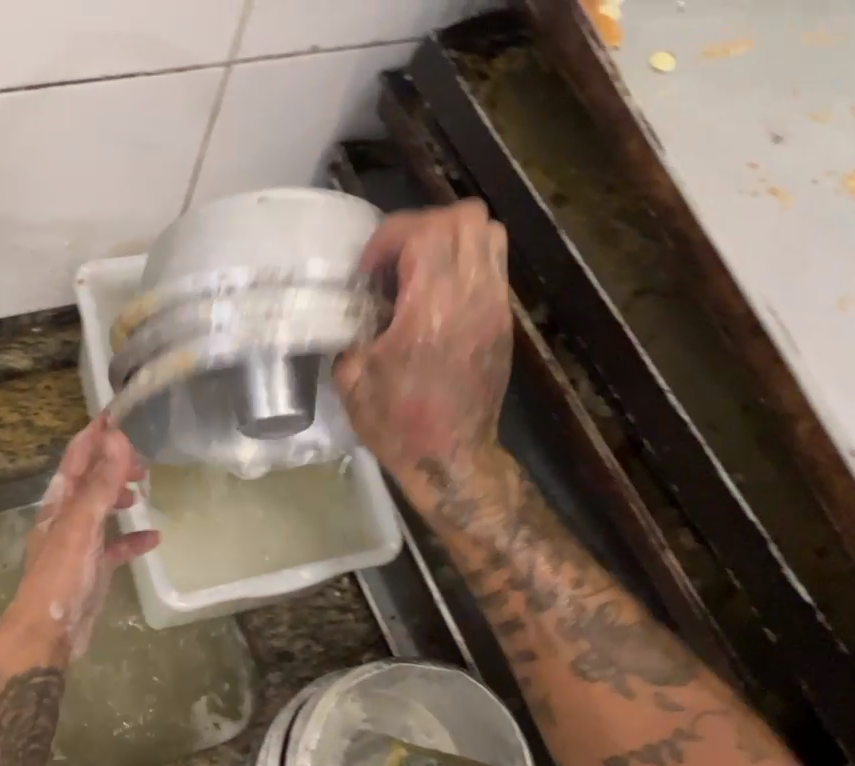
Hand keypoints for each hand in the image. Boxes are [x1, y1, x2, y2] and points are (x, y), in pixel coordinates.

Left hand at [0, 416, 158, 661]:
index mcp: (59, 502)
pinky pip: (114, 546)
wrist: (48, 633)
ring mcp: (79, 544)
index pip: (77, 456)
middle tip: (145, 456)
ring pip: (102, 509)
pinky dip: (132, 539)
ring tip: (145, 487)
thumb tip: (116, 437)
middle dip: (114, 462)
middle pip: (91, 479)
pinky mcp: (91, 569)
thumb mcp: (81, 526)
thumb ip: (99, 484)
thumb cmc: (60, 577)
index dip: (97, 433)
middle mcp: (67, 517)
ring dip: (120, 494)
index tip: (119, 411)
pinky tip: (154, 538)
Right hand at [334, 200, 512, 502]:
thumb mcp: (352, 378)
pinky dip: (463, 262)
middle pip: (466, 218)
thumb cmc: (396, 423)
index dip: (389, 238)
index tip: (367, 271)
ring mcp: (495, 306)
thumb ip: (351, 330)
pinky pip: (491, 263)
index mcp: (430, 311)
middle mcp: (471, 298)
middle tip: (394, 261)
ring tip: (418, 269)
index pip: (425, 232)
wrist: (450, 458)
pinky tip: (434, 294)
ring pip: (488, 232)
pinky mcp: (503, 319)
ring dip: (449, 239)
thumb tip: (352, 308)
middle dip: (422, 227)